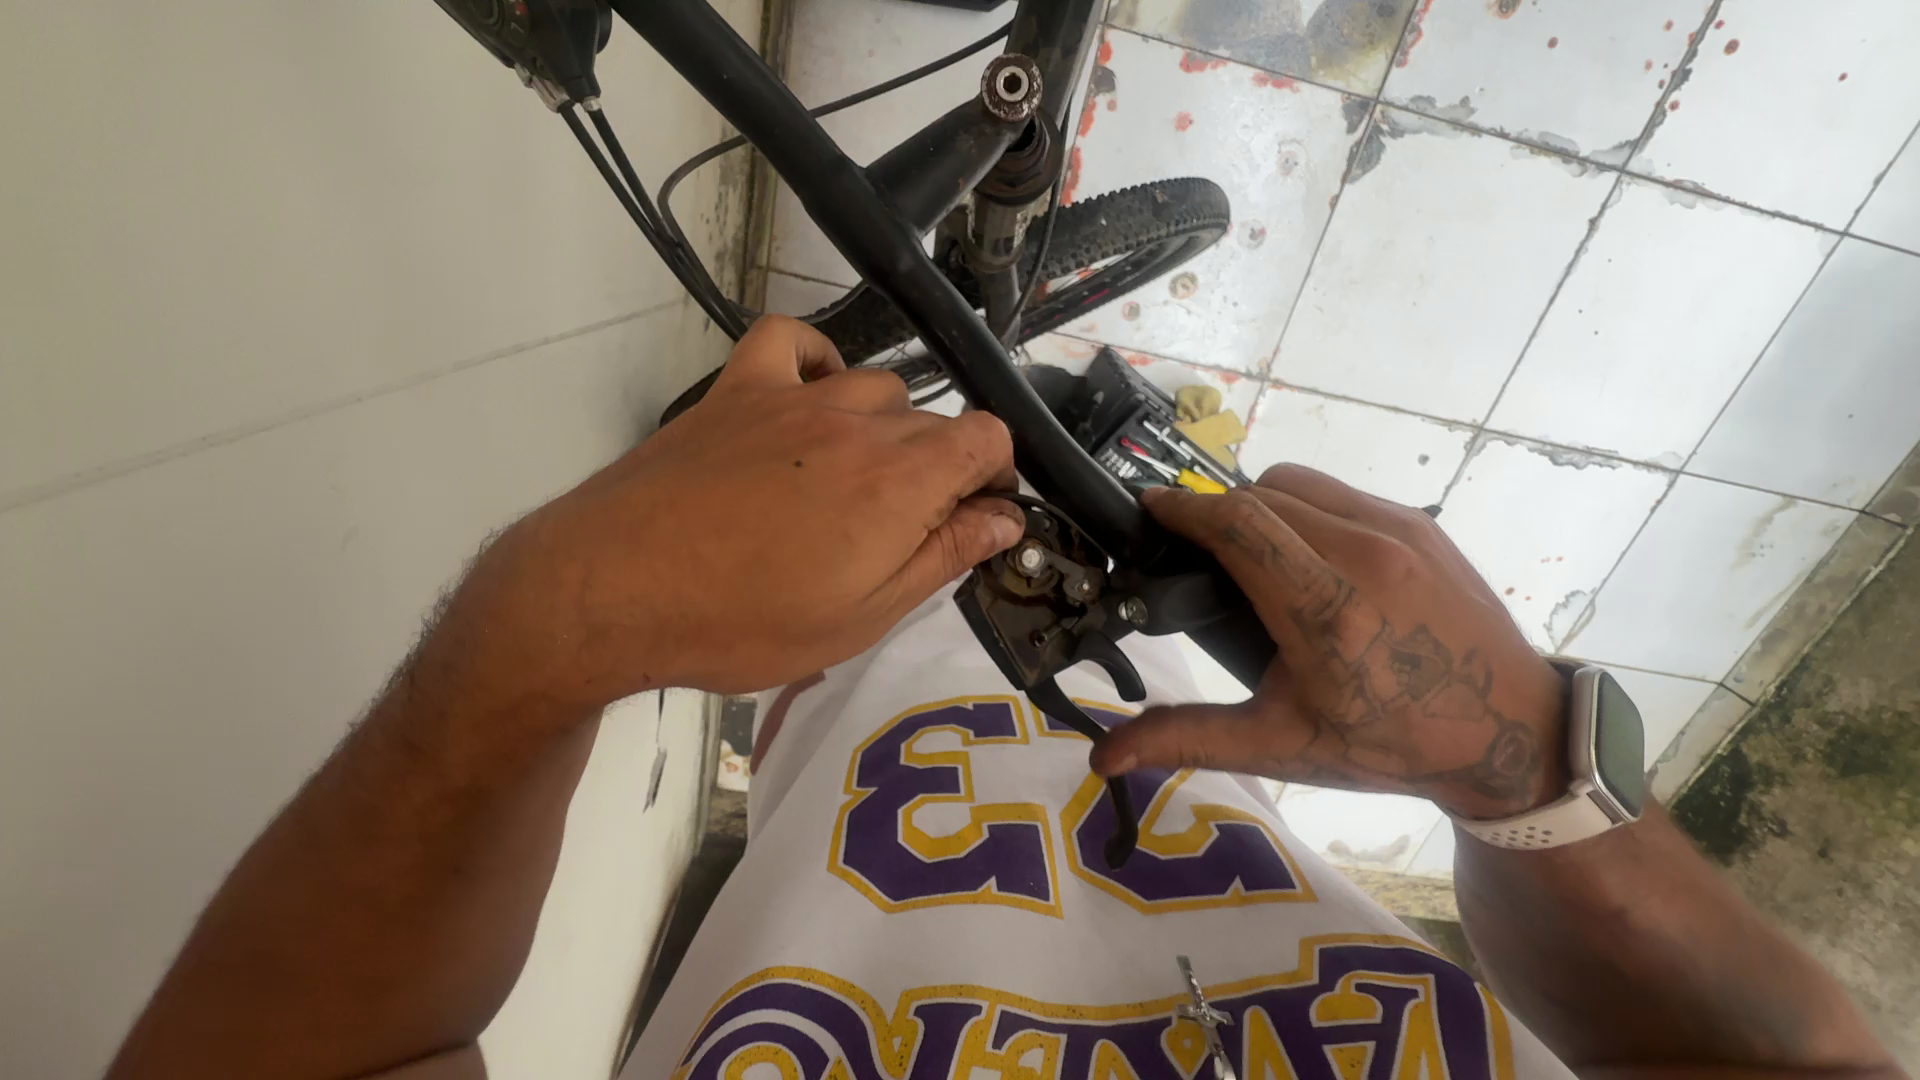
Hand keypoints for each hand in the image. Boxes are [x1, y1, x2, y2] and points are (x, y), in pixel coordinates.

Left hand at [419, 316, 1022, 713]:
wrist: (613, 592)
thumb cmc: (743, 622)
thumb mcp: (862, 616)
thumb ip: (943, 557)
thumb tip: (1004, 519)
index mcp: (900, 480)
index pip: (988, 439)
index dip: (996, 478)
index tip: (975, 517)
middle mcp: (858, 422)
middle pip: (936, 422)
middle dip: (942, 469)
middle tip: (904, 527)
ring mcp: (795, 397)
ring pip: (877, 387)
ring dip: (887, 428)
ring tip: (854, 480)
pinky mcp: (738, 389)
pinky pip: (793, 342)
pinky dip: (817, 363)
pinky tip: (813, 400)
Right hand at [1089, 465, 1569, 819]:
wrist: (1512, 732)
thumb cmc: (1387, 744)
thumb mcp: (1280, 745)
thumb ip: (1186, 738)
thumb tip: (1102, 757)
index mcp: (1325, 611)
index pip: (1236, 526)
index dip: (1183, 508)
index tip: (1149, 507)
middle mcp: (1363, 555)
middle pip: (1257, 497)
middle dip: (1213, 514)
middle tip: (1195, 552)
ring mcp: (1398, 531)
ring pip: (1294, 484)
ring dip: (1255, 505)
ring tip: (1249, 553)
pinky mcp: (1419, 523)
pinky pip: (1334, 491)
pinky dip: (1299, 509)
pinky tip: (1302, 553)